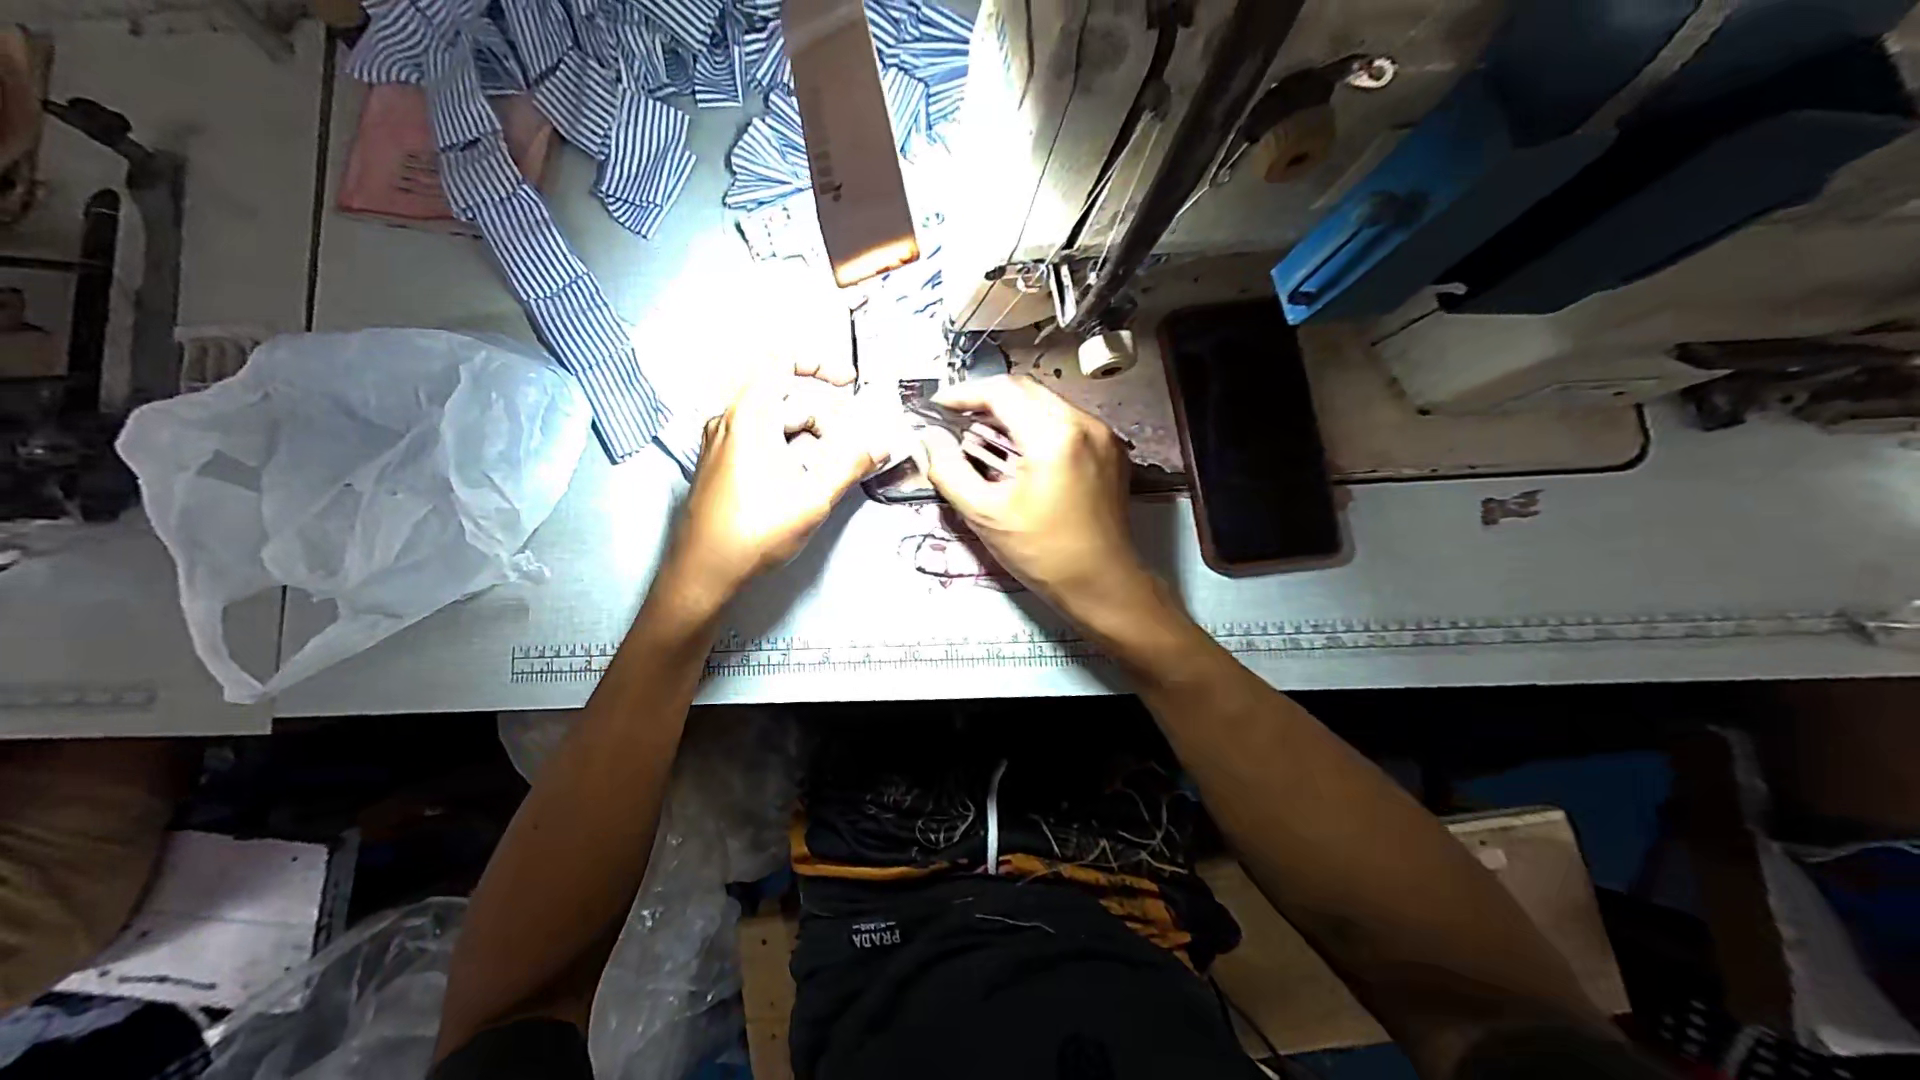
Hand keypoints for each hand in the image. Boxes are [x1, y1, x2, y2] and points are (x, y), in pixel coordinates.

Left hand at [665, 361, 888, 607]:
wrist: (703, 572)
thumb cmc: (756, 532)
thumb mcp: (813, 498)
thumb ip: (850, 465)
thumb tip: (881, 446)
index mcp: (748, 416)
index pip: (781, 362)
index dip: (819, 365)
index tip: (847, 382)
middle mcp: (727, 422)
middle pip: (782, 398)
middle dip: (822, 418)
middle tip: (849, 447)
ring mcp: (718, 444)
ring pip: (771, 424)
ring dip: (806, 439)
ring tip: (828, 473)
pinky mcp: (717, 466)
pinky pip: (756, 442)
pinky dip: (785, 451)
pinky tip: (801, 483)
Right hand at [913, 376, 1150, 614]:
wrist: (1101, 584)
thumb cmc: (1043, 553)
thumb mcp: (985, 514)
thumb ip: (949, 470)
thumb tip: (928, 438)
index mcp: (1054, 435)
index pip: (1002, 391)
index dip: (964, 394)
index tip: (938, 408)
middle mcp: (1084, 424)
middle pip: (1026, 390)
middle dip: (987, 400)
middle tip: (957, 420)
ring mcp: (1103, 436)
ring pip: (1047, 403)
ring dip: (1013, 413)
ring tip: (983, 435)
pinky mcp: (1110, 451)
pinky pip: (1066, 422)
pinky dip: (1037, 426)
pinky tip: (1019, 451)